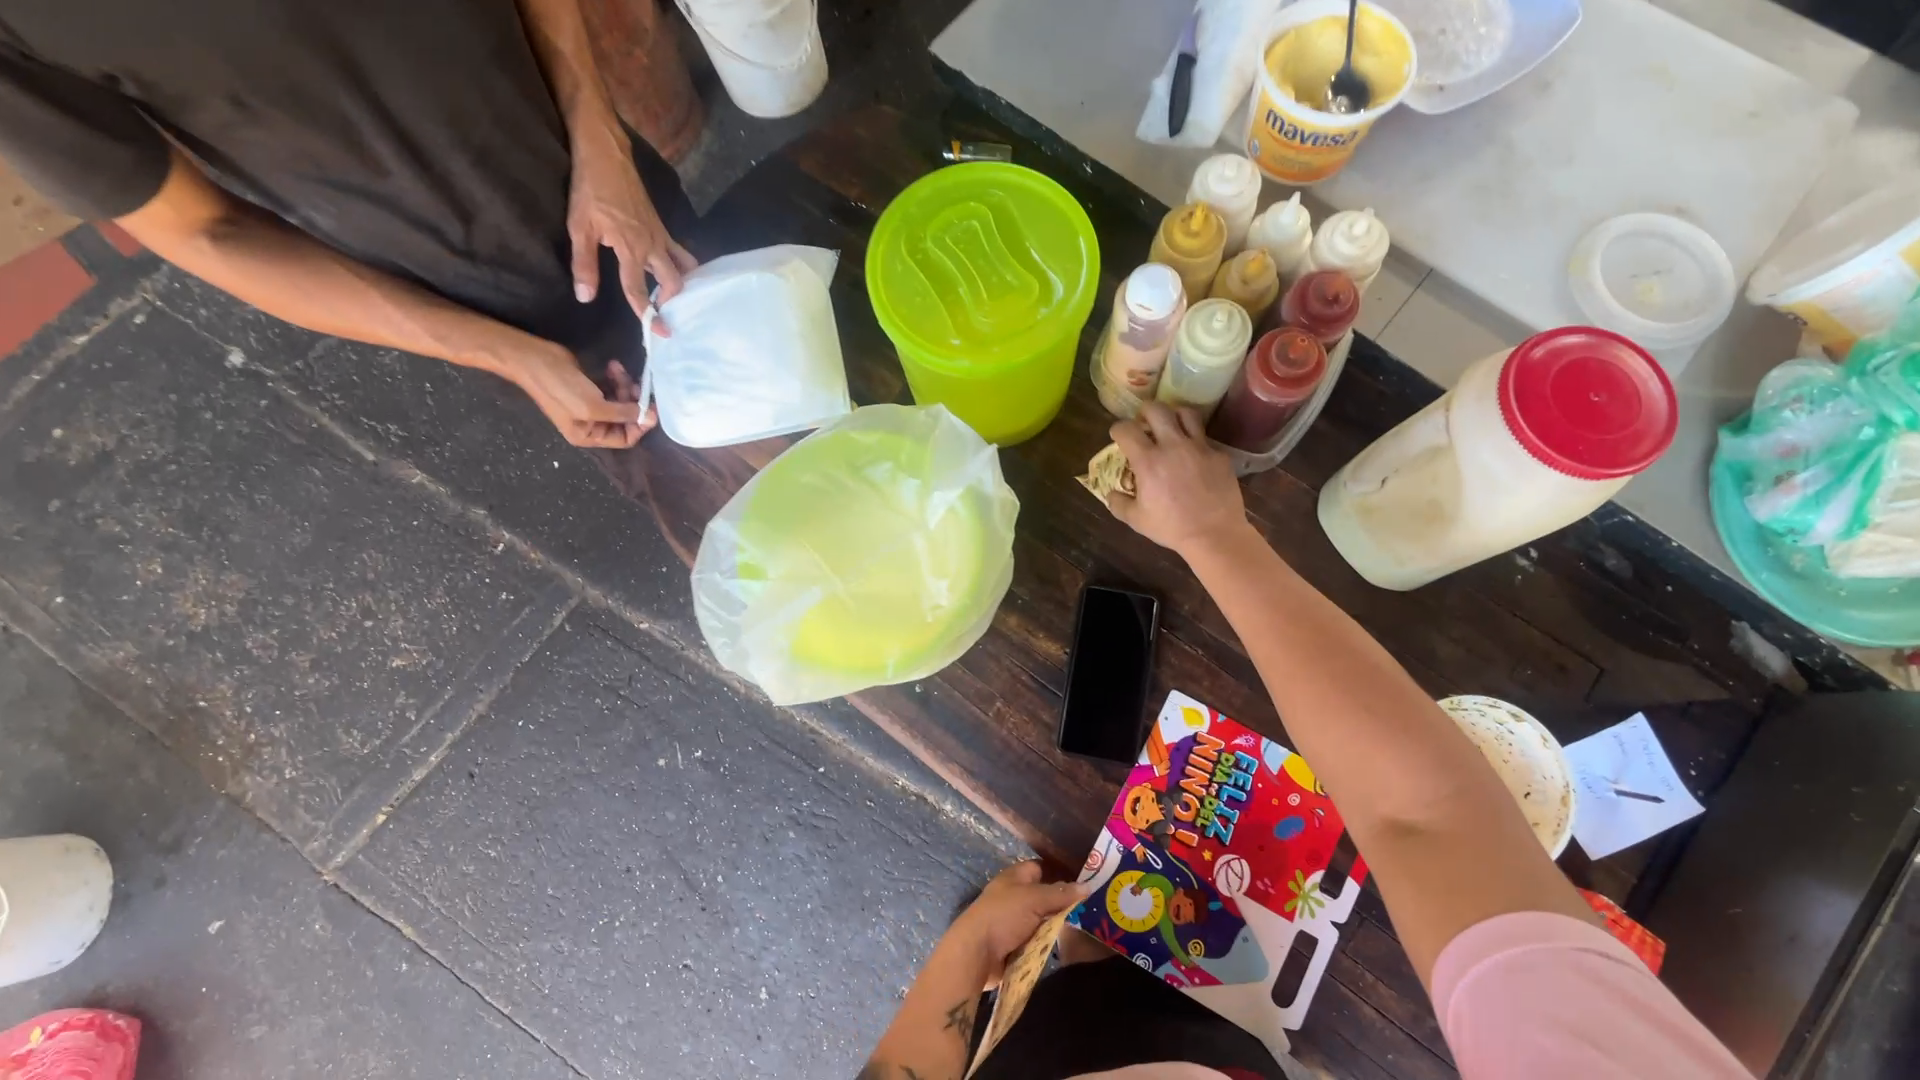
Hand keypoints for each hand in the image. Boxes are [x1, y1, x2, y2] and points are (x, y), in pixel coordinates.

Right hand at [511, 347, 655, 448]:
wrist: (534, 359)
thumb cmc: (561, 388)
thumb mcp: (593, 407)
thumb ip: (623, 414)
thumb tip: (651, 419)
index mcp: (589, 436)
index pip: (625, 439)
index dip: (640, 425)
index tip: (651, 407)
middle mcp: (592, 424)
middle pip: (626, 419)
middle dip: (633, 402)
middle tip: (637, 385)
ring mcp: (592, 405)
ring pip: (622, 401)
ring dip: (626, 386)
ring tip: (620, 372)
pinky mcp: (591, 388)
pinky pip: (613, 387)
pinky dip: (616, 378)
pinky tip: (613, 365)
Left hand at [567, 122, 697, 333]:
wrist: (606, 156)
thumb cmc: (589, 190)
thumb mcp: (579, 228)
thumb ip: (584, 264)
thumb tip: (585, 297)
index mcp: (631, 249)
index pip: (639, 290)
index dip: (647, 313)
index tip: (659, 332)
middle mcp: (652, 246)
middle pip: (673, 282)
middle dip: (672, 301)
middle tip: (665, 314)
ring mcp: (661, 235)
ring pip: (683, 267)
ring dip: (682, 284)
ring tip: (676, 298)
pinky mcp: (662, 227)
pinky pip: (681, 251)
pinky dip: (685, 265)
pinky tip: (679, 273)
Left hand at [948, 861, 1089, 986]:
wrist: (976, 953)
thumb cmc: (1003, 916)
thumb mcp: (1034, 899)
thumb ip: (1060, 894)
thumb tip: (1087, 886)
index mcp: (1014, 878)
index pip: (1040, 869)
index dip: (1059, 872)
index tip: (1084, 882)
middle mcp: (1014, 896)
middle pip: (1044, 896)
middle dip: (1063, 904)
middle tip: (1091, 910)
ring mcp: (1014, 921)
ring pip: (1043, 920)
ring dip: (1057, 925)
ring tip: (1085, 928)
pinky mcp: (1014, 943)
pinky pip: (1037, 939)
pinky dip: (1048, 942)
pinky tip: (1067, 944)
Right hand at [1107, 402, 1248, 555]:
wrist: (1214, 534)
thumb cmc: (1171, 527)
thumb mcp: (1136, 520)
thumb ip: (1118, 503)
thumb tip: (1110, 494)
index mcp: (1148, 461)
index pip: (1126, 429)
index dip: (1117, 429)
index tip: (1117, 436)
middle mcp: (1173, 445)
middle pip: (1156, 409)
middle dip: (1144, 411)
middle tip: (1143, 422)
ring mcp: (1199, 447)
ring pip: (1185, 413)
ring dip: (1173, 415)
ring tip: (1170, 426)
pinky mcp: (1218, 455)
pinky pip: (1204, 439)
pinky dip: (1194, 441)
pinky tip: (1192, 455)